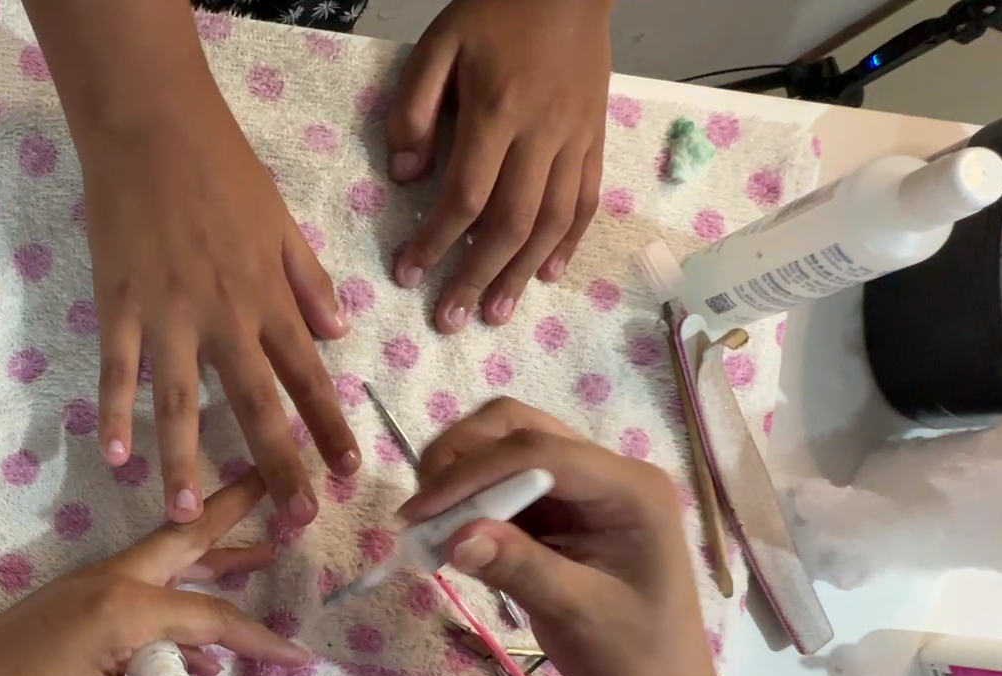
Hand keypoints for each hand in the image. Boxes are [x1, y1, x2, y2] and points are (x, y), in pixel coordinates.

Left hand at [0, 472, 308, 675]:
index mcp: (126, 606)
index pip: (214, 618)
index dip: (261, 642)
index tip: (302, 659)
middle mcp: (116, 577)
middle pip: (190, 538)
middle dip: (237, 513)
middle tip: (281, 488)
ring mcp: (96, 579)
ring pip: (170, 553)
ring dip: (215, 546)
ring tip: (264, 545)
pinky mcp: (83, 592)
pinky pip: (148, 579)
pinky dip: (183, 583)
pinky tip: (201, 606)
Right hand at [80, 99, 359, 527]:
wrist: (153, 126)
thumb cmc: (222, 171)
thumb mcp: (282, 219)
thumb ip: (309, 280)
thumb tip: (340, 332)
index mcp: (268, 296)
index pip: (308, 375)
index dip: (329, 425)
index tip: (347, 471)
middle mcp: (225, 318)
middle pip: (256, 404)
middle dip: (279, 466)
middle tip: (294, 521)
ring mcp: (168, 318)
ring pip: (180, 402)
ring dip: (184, 461)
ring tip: (189, 514)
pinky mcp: (120, 310)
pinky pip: (117, 371)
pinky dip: (115, 413)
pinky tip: (116, 458)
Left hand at [388, 0, 612, 333]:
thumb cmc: (494, 13)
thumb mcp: (437, 47)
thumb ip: (413, 112)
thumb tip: (405, 177)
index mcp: (498, 112)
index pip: (465, 196)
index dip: (435, 242)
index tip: (407, 276)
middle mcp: (543, 133)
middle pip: (510, 222)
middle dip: (477, 277)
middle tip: (450, 320)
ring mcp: (577, 138)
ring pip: (553, 220)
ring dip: (522, 274)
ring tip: (496, 315)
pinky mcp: (596, 137)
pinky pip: (588, 198)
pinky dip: (569, 242)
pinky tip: (548, 276)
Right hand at [398, 399, 719, 675]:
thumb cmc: (630, 651)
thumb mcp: (577, 613)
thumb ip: (519, 568)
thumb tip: (454, 536)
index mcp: (628, 488)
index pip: (537, 453)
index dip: (471, 474)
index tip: (420, 515)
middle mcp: (602, 470)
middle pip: (514, 427)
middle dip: (457, 457)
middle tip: (421, 509)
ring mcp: (574, 484)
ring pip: (498, 444)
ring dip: (454, 472)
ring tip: (428, 521)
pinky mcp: (549, 503)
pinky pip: (493, 479)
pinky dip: (460, 496)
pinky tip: (445, 531)